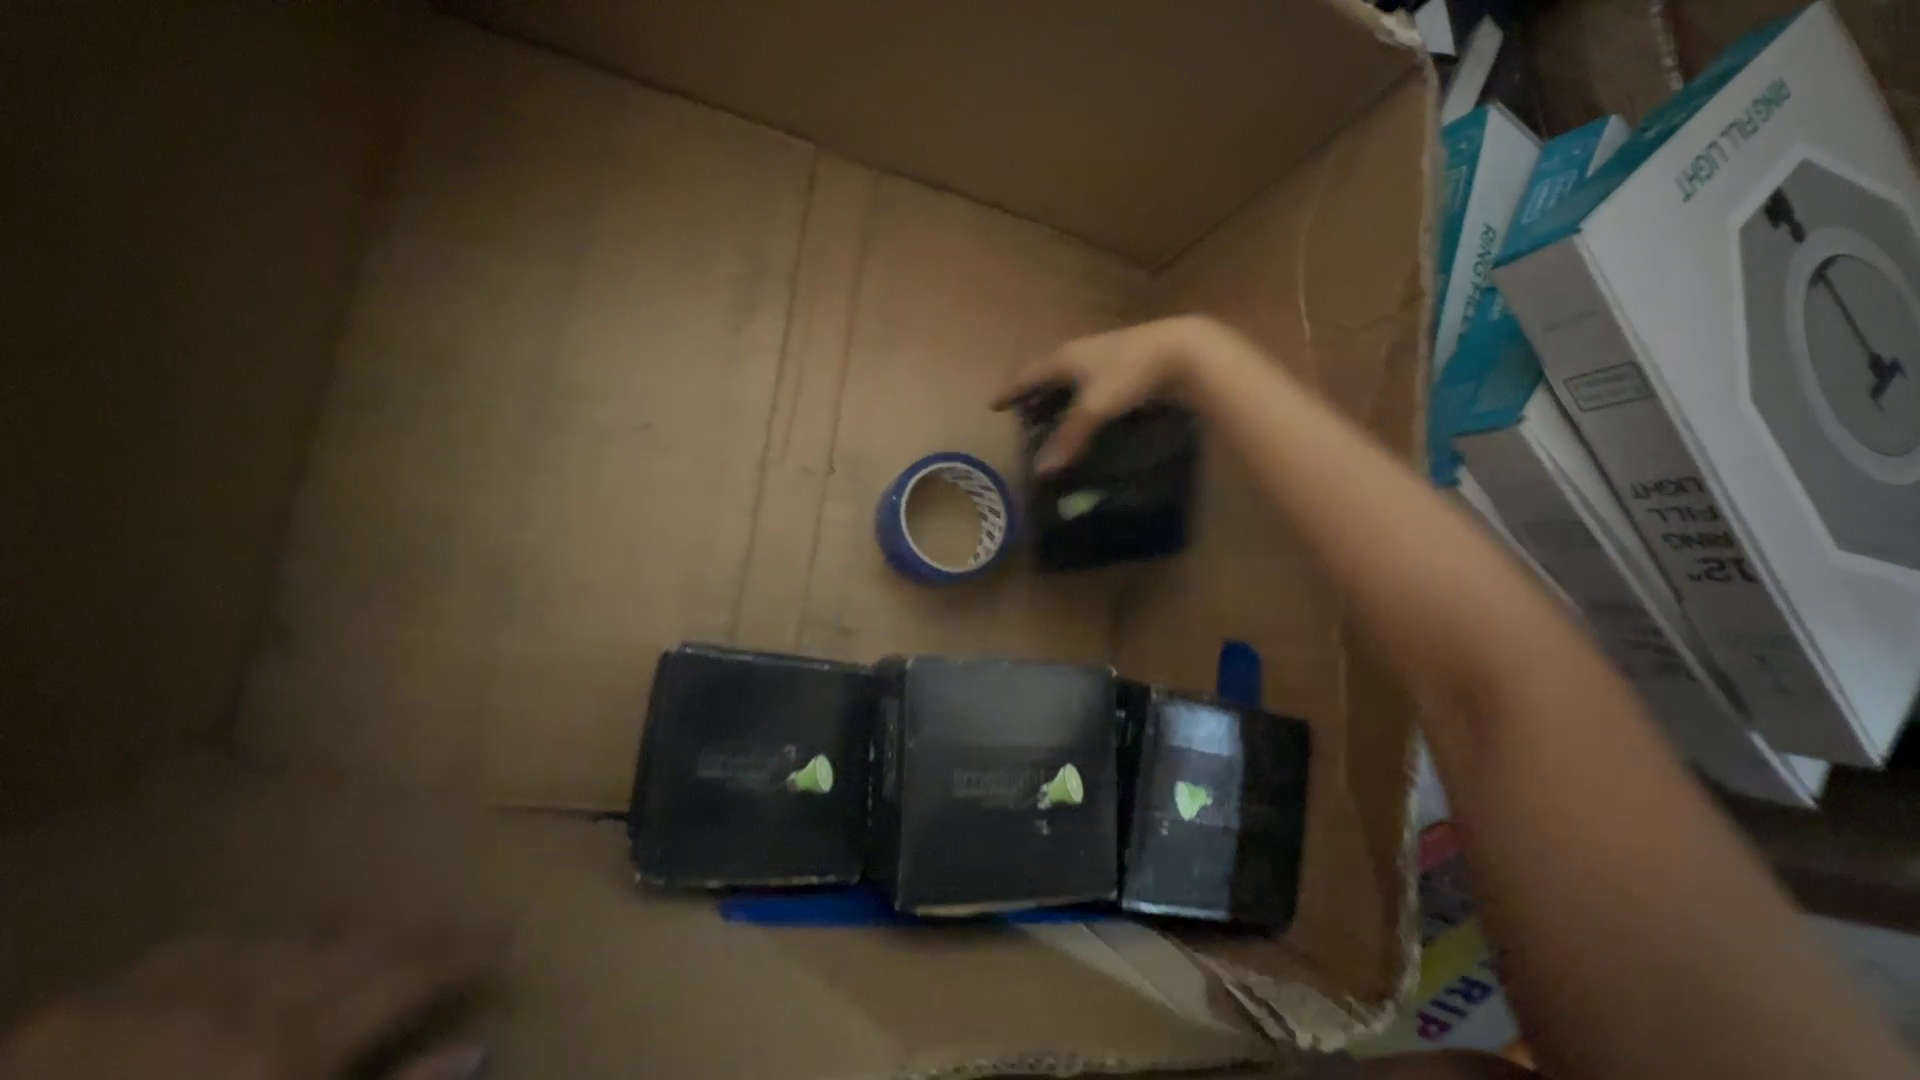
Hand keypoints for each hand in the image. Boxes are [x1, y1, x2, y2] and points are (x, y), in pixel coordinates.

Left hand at [0, 933, 496, 1079]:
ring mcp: (161, 990)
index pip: (404, 976)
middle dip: (414, 933)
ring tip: (372, 932)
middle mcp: (240, 998)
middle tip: (459, 923)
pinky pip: (197, 947)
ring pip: (281, 937)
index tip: (505, 929)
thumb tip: (475, 1049)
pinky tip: (256, 948)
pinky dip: (249, 943)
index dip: (460, 951)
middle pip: (352, 947)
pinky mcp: (86, 1000)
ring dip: (337, 934)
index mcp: (290, 1049)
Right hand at [990, 316, 1230, 473]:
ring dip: (1059, 395)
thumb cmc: (1130, 374)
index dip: (1010, 391)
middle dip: (1034, 393)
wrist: (1183, 352)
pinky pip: (1094, 383)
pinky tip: (1090, 413)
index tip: (993, 404)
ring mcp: (1106, 356)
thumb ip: (1069, 438)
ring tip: (1051, 415)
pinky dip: (1083, 399)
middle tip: (1022, 413)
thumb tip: (1040, 471)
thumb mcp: (1095, 408)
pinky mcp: (1127, 365)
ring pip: (1073, 377)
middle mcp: (1081, 352)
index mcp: (1065, 358)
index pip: (1027, 375)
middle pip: (1048, 373)